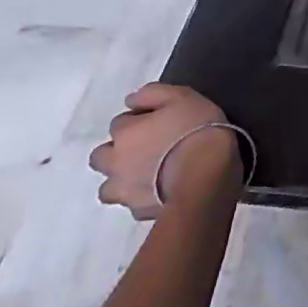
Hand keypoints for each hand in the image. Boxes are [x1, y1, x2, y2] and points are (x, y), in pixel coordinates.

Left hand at [88, 83, 238, 220]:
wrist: (207, 177)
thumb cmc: (195, 129)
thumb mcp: (180, 96)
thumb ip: (152, 93)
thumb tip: (131, 101)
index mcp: (125, 133)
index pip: (119, 123)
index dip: (136, 121)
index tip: (155, 123)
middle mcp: (116, 162)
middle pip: (100, 157)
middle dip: (114, 153)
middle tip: (140, 150)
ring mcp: (126, 192)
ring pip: (108, 188)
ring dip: (120, 180)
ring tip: (143, 177)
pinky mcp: (140, 213)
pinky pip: (132, 205)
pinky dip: (141, 199)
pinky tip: (158, 193)